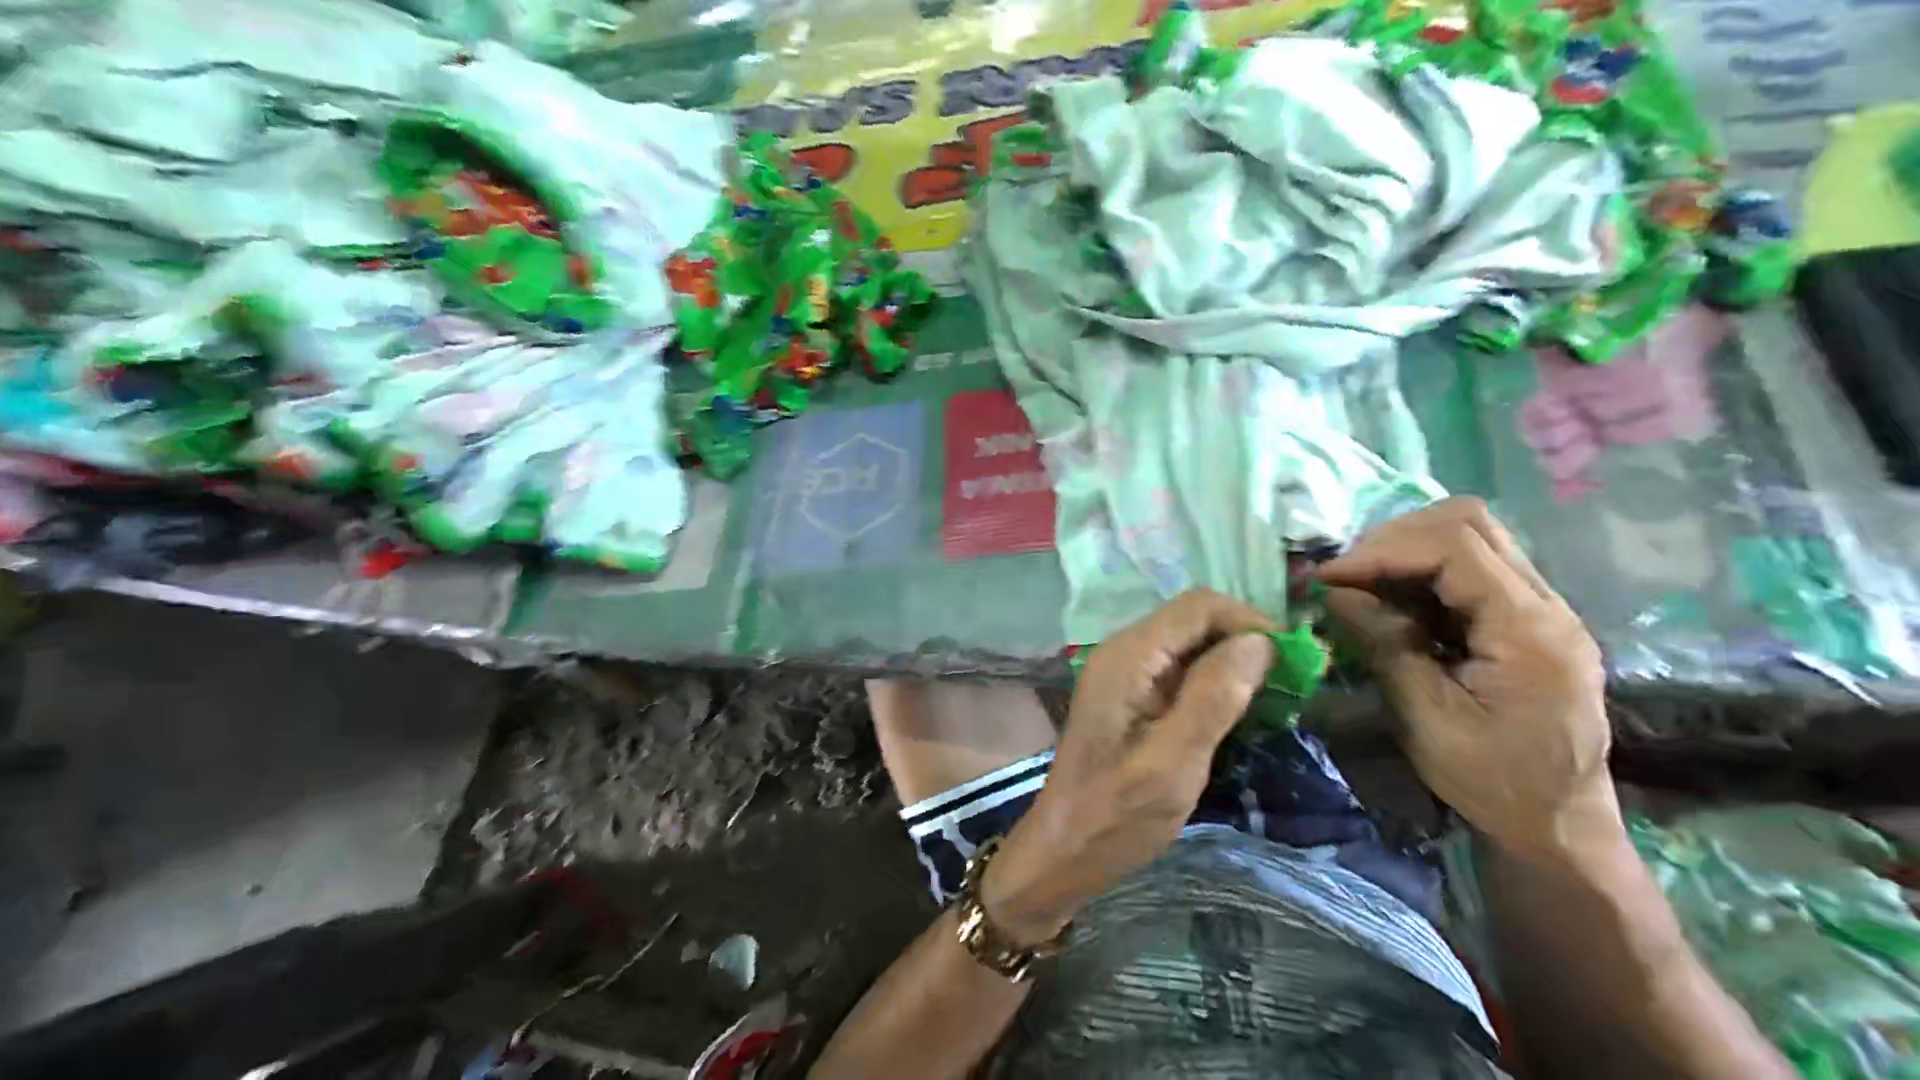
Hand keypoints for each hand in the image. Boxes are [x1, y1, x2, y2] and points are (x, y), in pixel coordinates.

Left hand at [982, 589, 1275, 943]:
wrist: (1066, 847)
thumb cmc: (1118, 813)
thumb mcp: (1174, 761)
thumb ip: (1213, 697)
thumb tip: (1260, 642)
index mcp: (1128, 656)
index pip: (1199, 606)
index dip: (1252, 623)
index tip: (1298, 662)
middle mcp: (1125, 651)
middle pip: (1196, 619)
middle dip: (1248, 641)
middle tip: (1295, 684)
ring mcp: (1126, 673)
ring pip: (1193, 643)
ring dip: (1236, 662)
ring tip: (1278, 698)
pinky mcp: (1133, 695)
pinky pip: (1182, 670)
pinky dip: (1217, 681)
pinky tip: (1242, 711)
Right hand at [1316, 498, 1622, 865]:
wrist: (1560, 825)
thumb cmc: (1493, 781)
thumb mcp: (1426, 719)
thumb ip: (1386, 646)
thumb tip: (1336, 592)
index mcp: (1531, 633)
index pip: (1455, 549)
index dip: (1383, 552)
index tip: (1329, 577)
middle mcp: (1547, 606)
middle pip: (1470, 522)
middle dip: (1395, 538)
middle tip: (1347, 575)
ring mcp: (1543, 610)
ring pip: (1473, 536)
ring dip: (1408, 549)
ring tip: (1363, 583)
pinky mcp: (1529, 620)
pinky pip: (1473, 566)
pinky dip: (1423, 570)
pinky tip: (1393, 600)